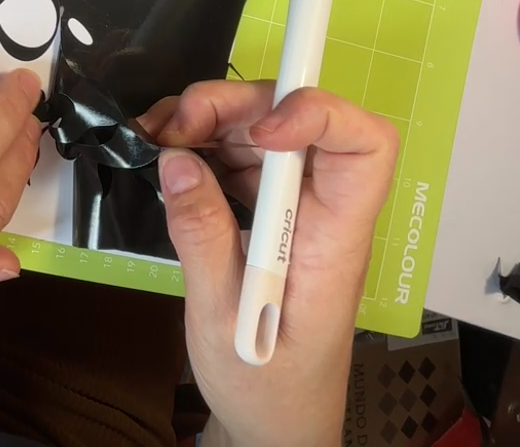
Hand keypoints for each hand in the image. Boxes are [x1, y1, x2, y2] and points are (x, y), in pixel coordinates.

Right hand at [140, 82, 398, 446]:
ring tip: (154, 135)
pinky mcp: (261, 206)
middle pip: (298, 121)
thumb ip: (202, 236)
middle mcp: (318, 207)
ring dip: (205, 116)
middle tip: (172, 126)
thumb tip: (176, 159)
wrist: (271, 420)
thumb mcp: (221, 316)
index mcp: (334, 237)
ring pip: (260, 125)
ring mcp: (289, 203)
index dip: (319, 115)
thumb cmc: (262, 383)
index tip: (258, 132)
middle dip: (233, 105)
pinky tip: (163, 152)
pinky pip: (235, 150)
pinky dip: (196, 139)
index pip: (364, 148)